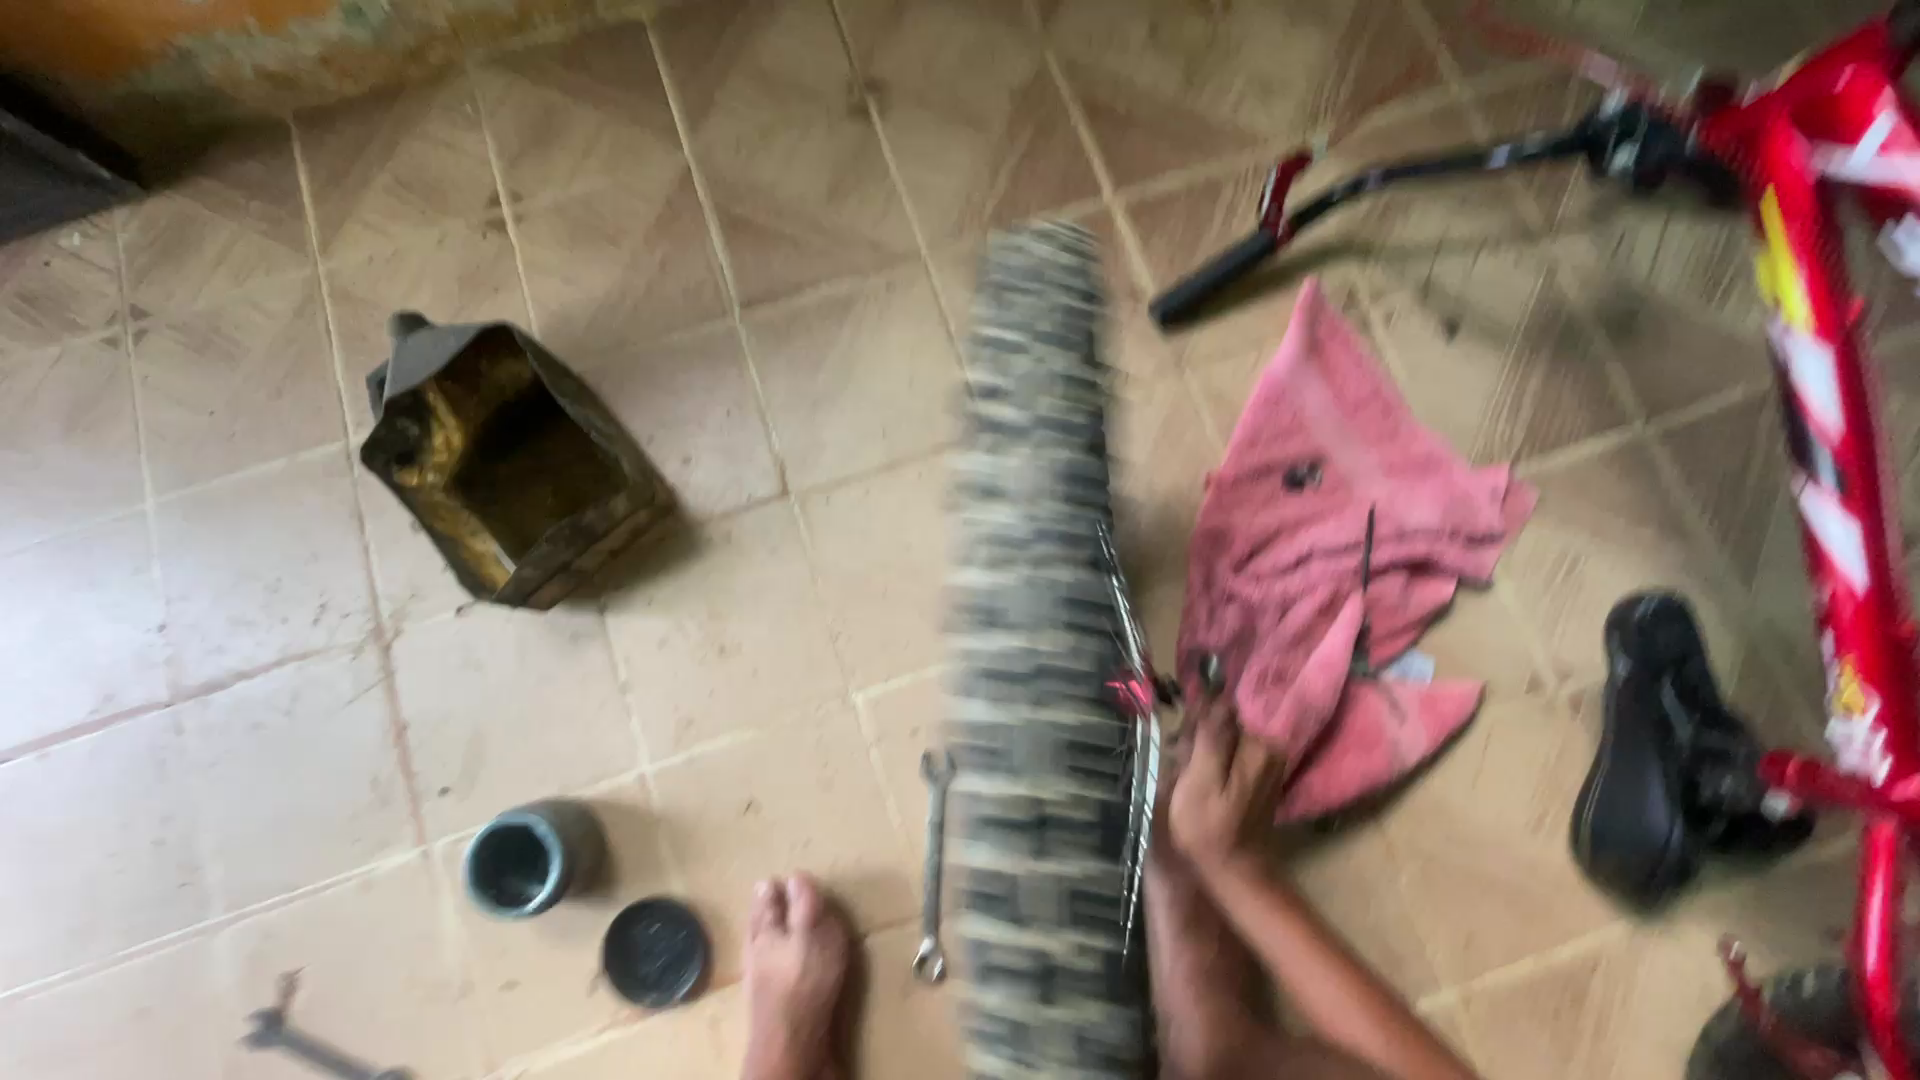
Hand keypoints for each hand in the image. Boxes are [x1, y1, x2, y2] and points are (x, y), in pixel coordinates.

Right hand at [1166, 698, 1283, 875]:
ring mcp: (1265, 763)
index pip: (1220, 708)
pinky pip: (1227, 755)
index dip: (1194, 722)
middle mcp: (1269, 748)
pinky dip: (1208, 764)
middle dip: (1195, 738)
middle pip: (1221, 723)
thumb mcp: (1201, 780)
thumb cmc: (1208, 829)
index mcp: (1258, 746)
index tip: (1181, 746)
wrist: (1232, 873)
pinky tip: (1197, 783)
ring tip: (1185, 778)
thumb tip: (1217, 696)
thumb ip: (1212, 737)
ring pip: (1221, 739)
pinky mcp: (1257, 776)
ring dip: (1198, 752)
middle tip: (1181, 767)